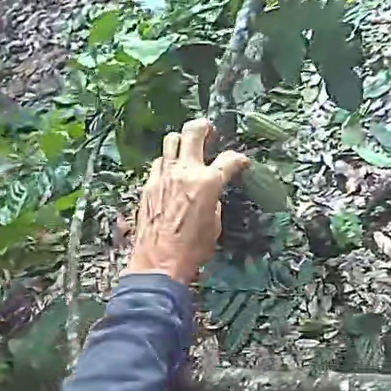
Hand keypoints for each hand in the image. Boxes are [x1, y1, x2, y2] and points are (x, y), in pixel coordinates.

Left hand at [122, 117, 250, 285]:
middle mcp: (184, 173)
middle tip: (208, 129)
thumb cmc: (192, 250)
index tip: (241, 162)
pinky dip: (167, 162)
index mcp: (207, 183)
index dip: (239, 159)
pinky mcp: (149, 185)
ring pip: (171, 141)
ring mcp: (163, 177)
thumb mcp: (214, 225)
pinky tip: (171, 171)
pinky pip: (158, 163)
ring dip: (182, 141)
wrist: (160, 262)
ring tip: (187, 146)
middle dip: (204, 127)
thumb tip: (211, 194)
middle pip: (193, 133)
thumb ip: (214, 201)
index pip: (229, 160)